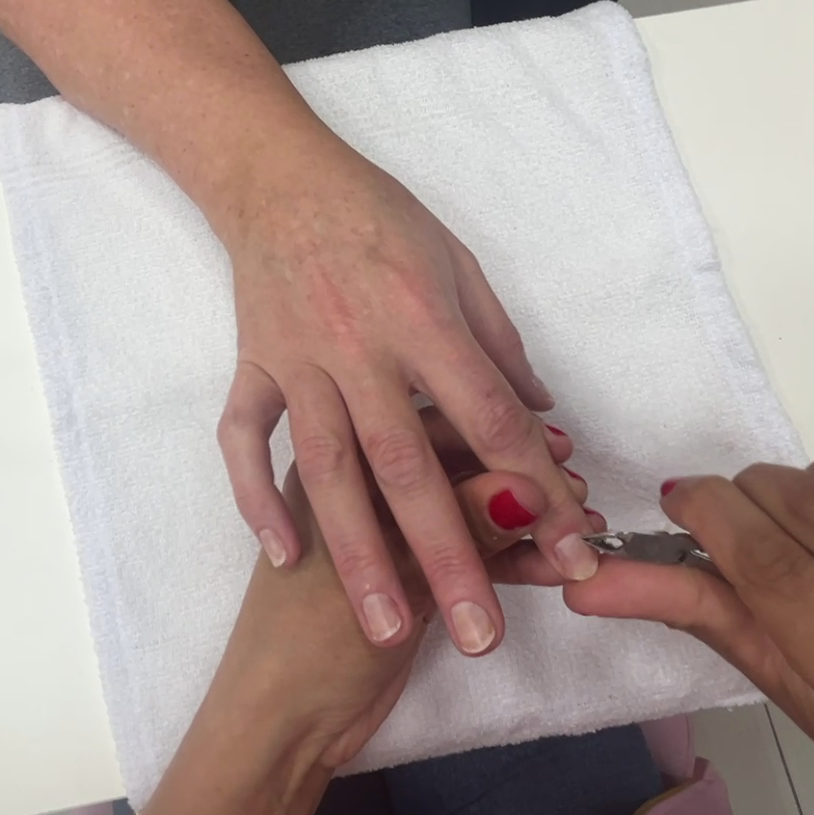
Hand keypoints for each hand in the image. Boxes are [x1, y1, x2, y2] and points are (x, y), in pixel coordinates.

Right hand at [213, 143, 594, 654]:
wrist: (279, 178)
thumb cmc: (377, 214)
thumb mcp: (456, 262)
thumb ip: (497, 343)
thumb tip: (538, 413)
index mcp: (422, 316)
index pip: (489, 417)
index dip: (535, 484)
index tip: (570, 546)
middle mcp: (359, 347)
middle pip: (407, 465)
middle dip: (449, 555)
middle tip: (483, 636)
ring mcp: (296, 362)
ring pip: (328, 469)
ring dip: (356, 552)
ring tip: (384, 630)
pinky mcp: (250, 367)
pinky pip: (243, 439)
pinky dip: (255, 497)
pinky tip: (282, 553)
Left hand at [213, 410, 578, 766]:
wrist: (283, 728)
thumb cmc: (311, 640)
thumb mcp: (392, 573)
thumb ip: (459, 526)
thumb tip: (530, 486)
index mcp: (336, 465)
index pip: (421, 432)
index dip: (487, 439)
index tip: (549, 451)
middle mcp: (363, 487)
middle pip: (451, 468)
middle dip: (515, 475)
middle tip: (575, 483)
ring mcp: (390, 533)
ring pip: (463, 511)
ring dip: (520, 522)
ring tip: (581, 531)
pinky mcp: (412, 575)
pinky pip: (465, 553)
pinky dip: (508, 559)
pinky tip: (552, 565)